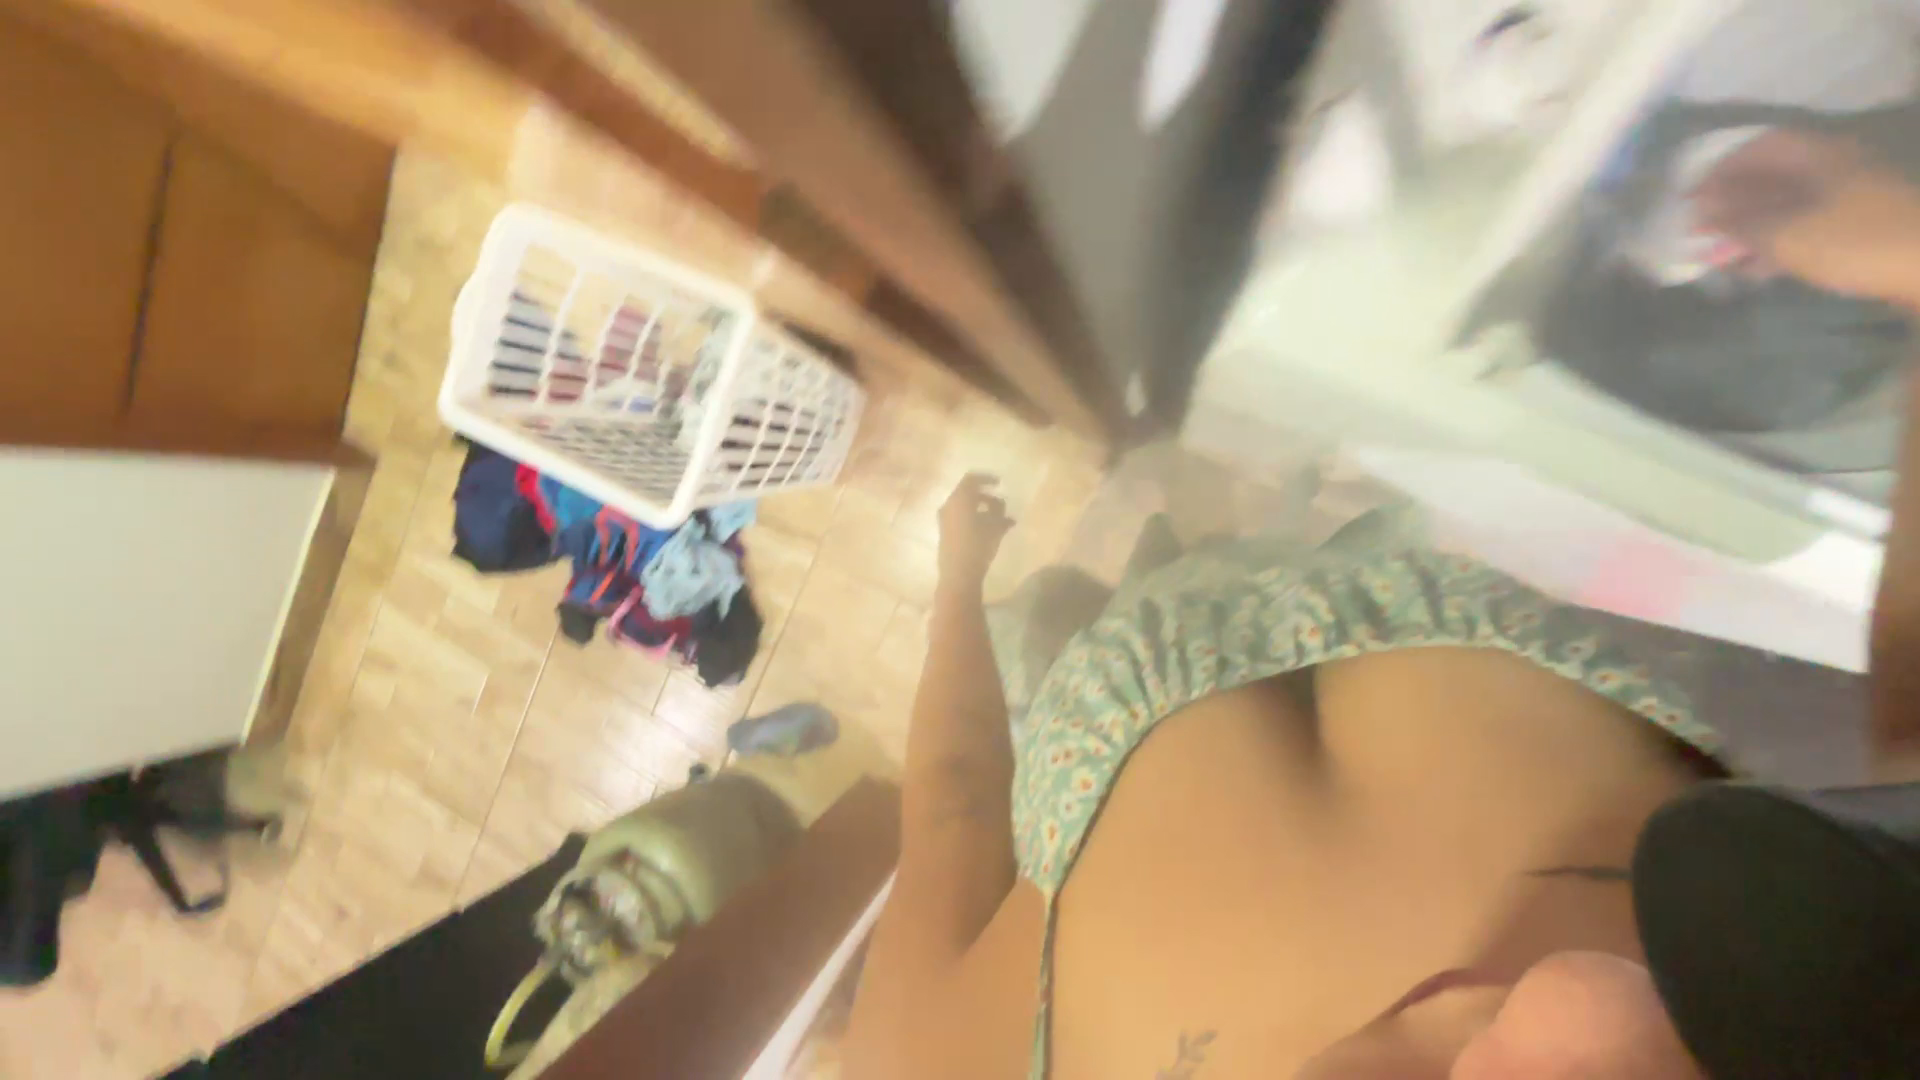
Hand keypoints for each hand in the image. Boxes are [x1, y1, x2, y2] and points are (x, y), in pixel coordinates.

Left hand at [937, 473, 1013, 591]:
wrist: (958, 575)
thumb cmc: (977, 547)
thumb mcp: (994, 528)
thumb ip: (1000, 514)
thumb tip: (1003, 510)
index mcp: (959, 500)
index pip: (971, 479)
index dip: (986, 479)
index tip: (999, 483)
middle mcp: (948, 506)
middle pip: (967, 493)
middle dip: (985, 497)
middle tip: (1000, 506)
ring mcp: (944, 520)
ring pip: (964, 507)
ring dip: (980, 509)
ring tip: (998, 521)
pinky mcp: (945, 532)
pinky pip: (960, 517)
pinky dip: (973, 518)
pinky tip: (987, 530)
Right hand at [1691, 129, 1919, 307]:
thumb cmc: (1853, 242)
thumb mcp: (1783, 232)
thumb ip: (1736, 218)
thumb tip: (1701, 207)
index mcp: (1821, 158)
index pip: (1759, 148)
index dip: (1719, 169)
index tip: (1686, 199)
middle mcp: (1833, 169)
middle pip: (1768, 177)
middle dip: (1727, 203)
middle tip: (1696, 231)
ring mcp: (1845, 198)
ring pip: (1780, 204)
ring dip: (1744, 228)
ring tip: (1715, 255)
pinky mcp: (1850, 226)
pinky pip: (1797, 227)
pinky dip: (1768, 244)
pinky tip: (1749, 267)